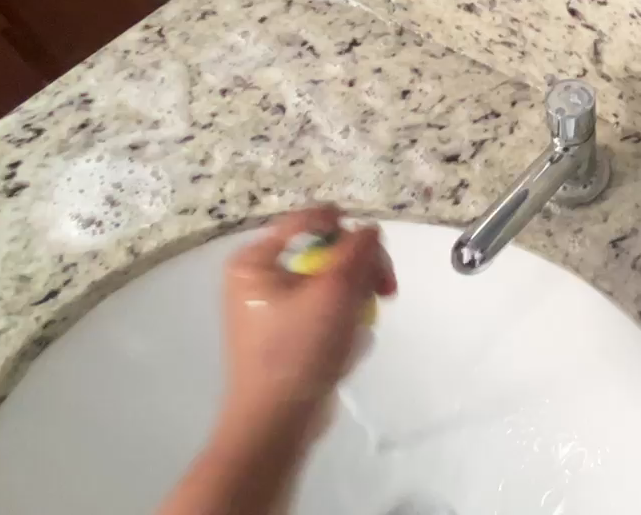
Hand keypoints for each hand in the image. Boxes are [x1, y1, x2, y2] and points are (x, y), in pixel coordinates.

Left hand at [220, 206, 396, 429]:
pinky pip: (328, 306)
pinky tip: (348, 341)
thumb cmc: (298, 349)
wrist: (276, 423)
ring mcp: (273, 305)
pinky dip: (346, 318)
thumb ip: (359, 249)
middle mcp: (260, 277)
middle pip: (328, 250)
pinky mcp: (288, 330)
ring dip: (358, 297)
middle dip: (361, 270)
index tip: (374, 251)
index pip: (312, 218)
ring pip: (334, 279)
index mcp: (255, 261)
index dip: (349, 228)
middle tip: (385, 289)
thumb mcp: (336, 289)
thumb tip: (369, 230)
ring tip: (363, 323)